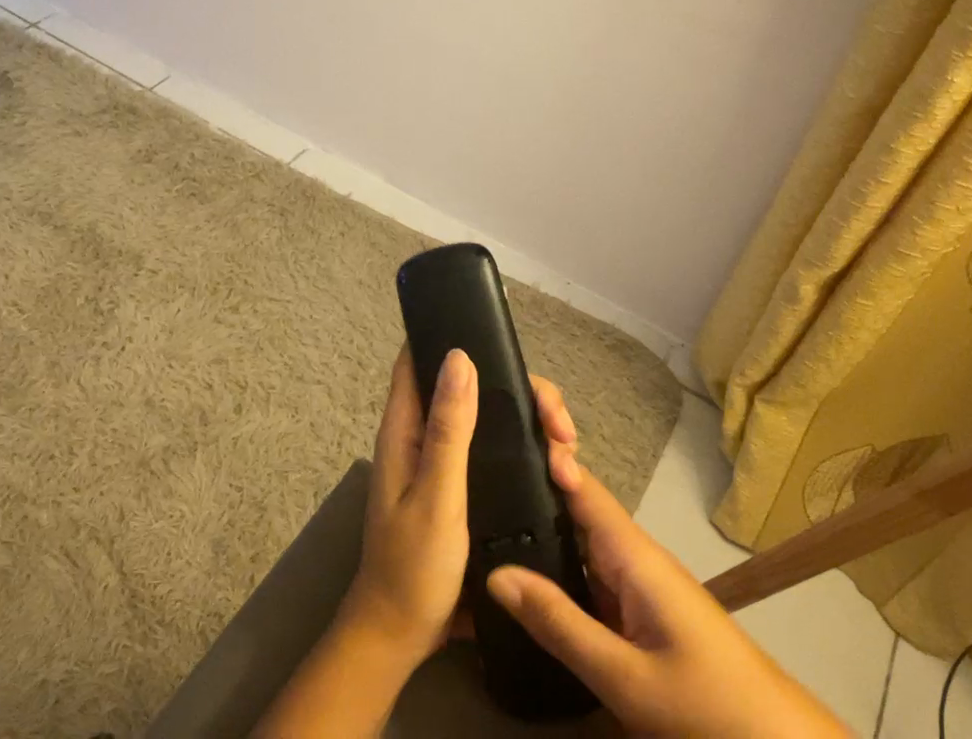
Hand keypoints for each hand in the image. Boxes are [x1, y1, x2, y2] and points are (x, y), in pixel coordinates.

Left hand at [255, 349, 581, 737]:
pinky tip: (558, 467)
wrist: (404, 635)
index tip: (502, 339)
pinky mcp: (465, 491)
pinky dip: (527, 451)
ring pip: (491, 421)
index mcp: (406, 430)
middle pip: (471, 388)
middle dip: (518, 392)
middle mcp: (424, 438)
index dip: (453, 337)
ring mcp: (445, 466)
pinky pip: (498, 454)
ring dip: (530, 423)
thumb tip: (459, 356)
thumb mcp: (436, 496)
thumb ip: (450, 429)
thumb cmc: (413, 566)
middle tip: (559, 420)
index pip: (418, 360)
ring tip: (568, 448)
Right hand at [485, 466, 848, 738]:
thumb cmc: (706, 705)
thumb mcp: (623, 676)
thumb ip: (559, 624)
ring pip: (581, 549)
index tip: (495, 436)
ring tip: (480, 525)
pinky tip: (521, 584)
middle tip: (470, 486)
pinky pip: (591, 582)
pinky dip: (557, 574)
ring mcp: (640, 587)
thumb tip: (495, 573)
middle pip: (576, 514)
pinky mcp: (641, 614)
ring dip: (538, 537)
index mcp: (635, 557)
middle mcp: (636, 560)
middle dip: (529, 496)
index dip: (544, 457)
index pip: (583, 488)